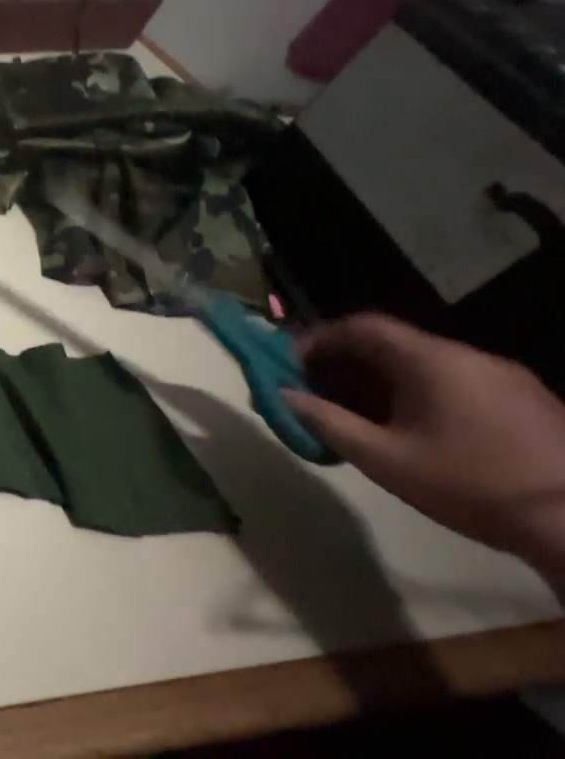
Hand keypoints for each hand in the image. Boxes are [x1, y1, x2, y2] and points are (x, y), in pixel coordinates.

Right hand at [284, 314, 564, 577]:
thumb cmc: (471, 485)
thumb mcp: (382, 458)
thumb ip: (325, 421)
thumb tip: (284, 396)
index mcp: (433, 361)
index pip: (362, 326)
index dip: (317, 339)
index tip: (289, 365)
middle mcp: (471, 358)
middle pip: (392, 345)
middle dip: (344, 365)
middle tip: (314, 394)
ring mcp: (507, 381)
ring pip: (424, 366)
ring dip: (380, 383)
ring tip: (357, 417)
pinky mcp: (529, 405)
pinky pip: (456, 385)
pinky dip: (418, 396)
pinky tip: (410, 431)